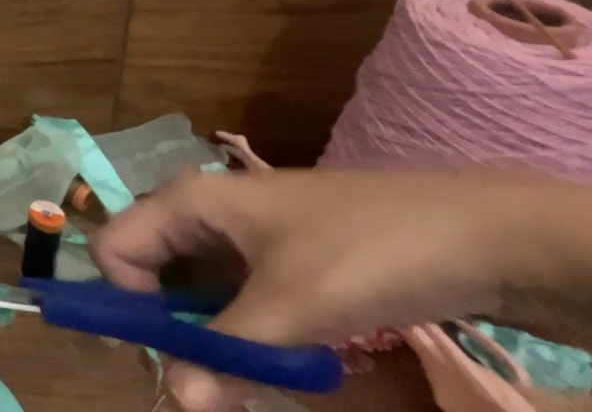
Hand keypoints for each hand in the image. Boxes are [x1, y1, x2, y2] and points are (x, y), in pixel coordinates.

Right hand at [91, 170, 559, 410]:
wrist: (480, 234)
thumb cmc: (365, 253)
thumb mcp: (294, 307)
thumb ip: (228, 352)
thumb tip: (176, 398)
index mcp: (185, 201)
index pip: (115, 248)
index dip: (128, 301)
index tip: (170, 351)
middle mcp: (201, 210)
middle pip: (149, 267)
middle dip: (167, 323)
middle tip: (209, 371)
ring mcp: (241, 231)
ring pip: (194, 285)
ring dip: (210, 332)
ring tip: (251, 367)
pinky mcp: (278, 252)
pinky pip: (233, 291)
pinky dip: (243, 326)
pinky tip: (280, 351)